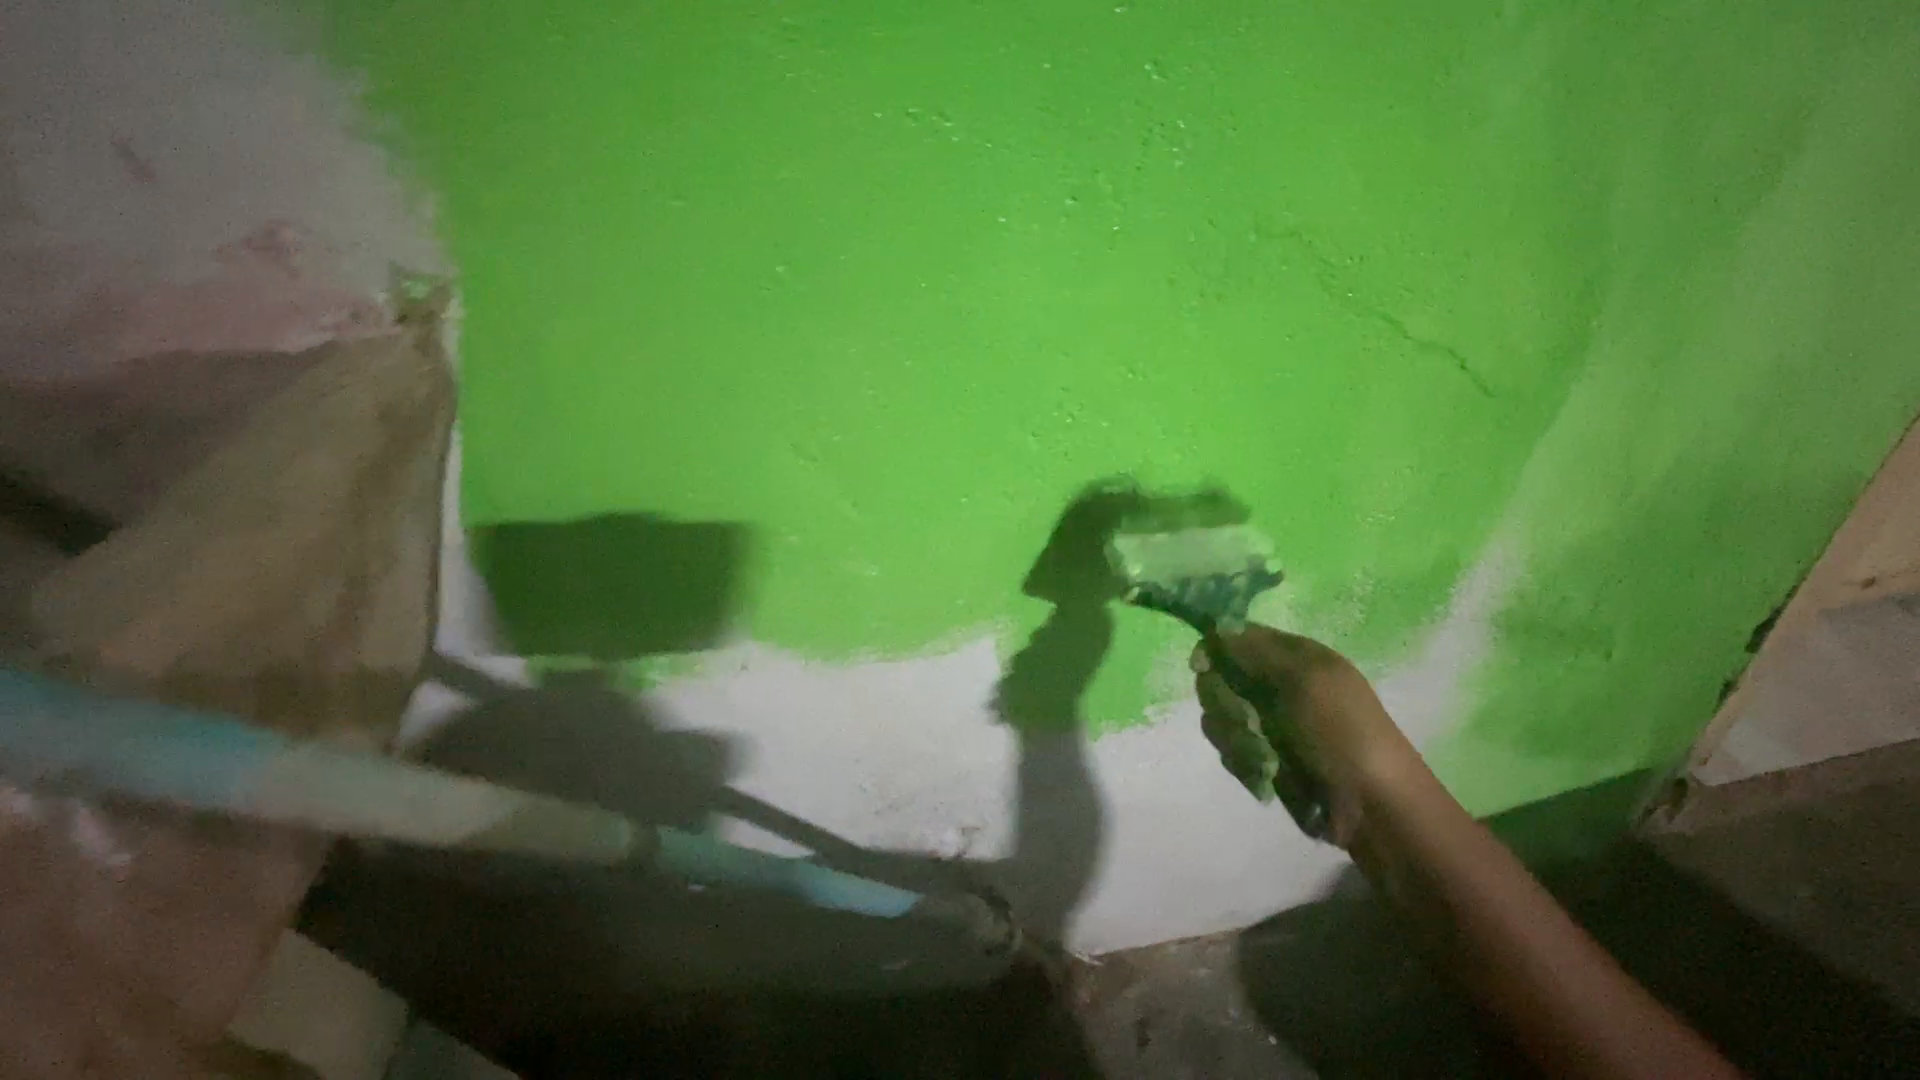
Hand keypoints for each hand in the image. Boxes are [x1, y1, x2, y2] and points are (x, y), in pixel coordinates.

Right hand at [1193, 624, 1431, 846]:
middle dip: (1225, 703)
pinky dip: (1244, 762)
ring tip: (1266, 758)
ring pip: (1219, 718)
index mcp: (1293, 657)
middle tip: (1250, 721)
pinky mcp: (1262, 757)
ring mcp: (1267, 723)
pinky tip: (1267, 774)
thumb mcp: (1305, 679)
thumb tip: (1217, 627)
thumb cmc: (1342, 731)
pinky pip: (1230, 750)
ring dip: (1236, 738)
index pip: (1236, 637)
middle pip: (1218, 679)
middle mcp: (1275, 685)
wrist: (1370, 805)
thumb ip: (1256, 651)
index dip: (1214, 649)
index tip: (1202, 666)